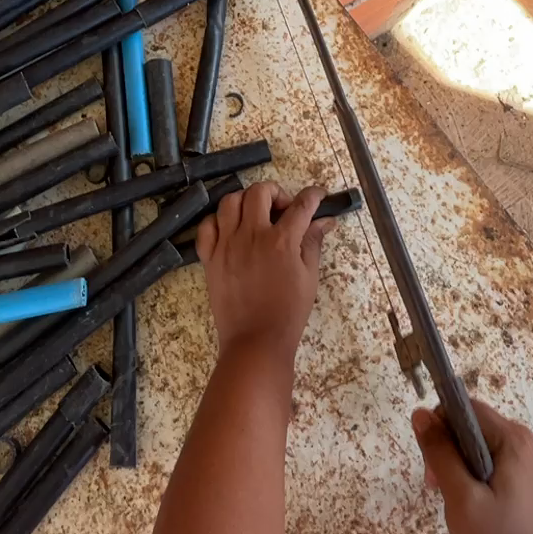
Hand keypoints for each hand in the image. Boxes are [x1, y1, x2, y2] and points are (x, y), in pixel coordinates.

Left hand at [195, 182, 334, 364]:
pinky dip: (218, 221)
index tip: (317, 195)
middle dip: (276, 193)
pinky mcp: (209, 257)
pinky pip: (207, 226)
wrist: (255, 341)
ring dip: (246, 201)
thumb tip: (325, 221)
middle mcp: (252, 236)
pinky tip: (230, 230)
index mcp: (281, 241)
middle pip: (260, 192)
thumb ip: (313, 243)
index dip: (313, 195)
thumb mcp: (308, 277)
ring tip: (256, 216)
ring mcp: (226, 245)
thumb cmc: (288, 312)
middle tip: (283, 210)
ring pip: (230, 201)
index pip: (301, 205)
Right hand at [412, 399, 532, 533]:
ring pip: (470, 443)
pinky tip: (466, 500)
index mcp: (511, 438)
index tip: (431, 463)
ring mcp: (519, 458)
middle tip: (437, 486)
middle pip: (465, 425)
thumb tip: (419, 412)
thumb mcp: (461, 496)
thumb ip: (439, 452)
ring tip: (452, 498)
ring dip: (453, 465)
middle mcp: (518, 440)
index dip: (440, 428)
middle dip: (445, 450)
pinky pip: (480, 459)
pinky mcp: (516, 475)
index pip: (462, 408)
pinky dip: (466, 475)